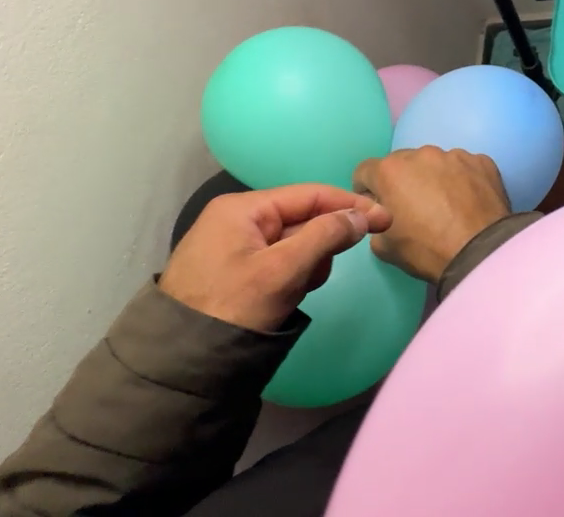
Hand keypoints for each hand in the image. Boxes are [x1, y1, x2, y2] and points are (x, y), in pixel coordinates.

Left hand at [159, 184, 391, 332]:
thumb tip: (363, 215)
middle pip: (304, 218)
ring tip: (300, 288)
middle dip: (322, 243)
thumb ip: (327, 235)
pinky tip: (289, 295)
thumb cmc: (231, 308)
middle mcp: (237, 220)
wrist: (177, 368)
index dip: (351, 205)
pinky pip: (280, 261)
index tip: (386, 218)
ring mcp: (234, 245)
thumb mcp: (283, 270)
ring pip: (295, 242)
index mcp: (242, 209)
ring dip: (308, 263)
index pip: (312, 194)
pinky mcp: (235, 270)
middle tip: (325, 271)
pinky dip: (294, 275)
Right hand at [353, 147, 511, 281]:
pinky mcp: (482, 161)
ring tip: (446, 203)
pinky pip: (464, 167)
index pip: (366, 171)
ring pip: (436, 163)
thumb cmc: (425, 249)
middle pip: (403, 162)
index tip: (378, 204)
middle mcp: (422, 154)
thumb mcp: (382, 245)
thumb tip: (386, 208)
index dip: (368, 188)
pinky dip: (462, 179)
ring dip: (434, 177)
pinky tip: (468, 200)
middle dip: (402, 180)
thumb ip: (376, 217)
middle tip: (413, 205)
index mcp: (391, 171)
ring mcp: (455, 155)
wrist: (479, 250)